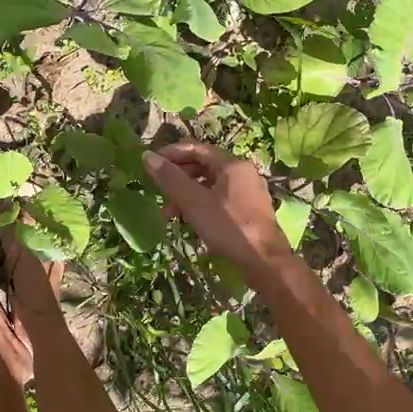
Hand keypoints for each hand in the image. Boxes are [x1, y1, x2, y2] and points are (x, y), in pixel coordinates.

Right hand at [143, 142, 292, 271]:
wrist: (265, 262)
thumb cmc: (228, 227)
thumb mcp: (194, 201)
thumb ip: (170, 178)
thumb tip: (148, 156)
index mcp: (233, 165)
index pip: (197, 149)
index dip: (172, 153)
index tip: (152, 162)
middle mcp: (243, 173)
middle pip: (204, 166)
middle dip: (178, 178)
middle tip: (159, 192)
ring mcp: (249, 192)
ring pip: (211, 185)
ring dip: (187, 195)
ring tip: (169, 214)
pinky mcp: (250, 211)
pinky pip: (220, 199)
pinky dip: (202, 205)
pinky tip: (190, 220)